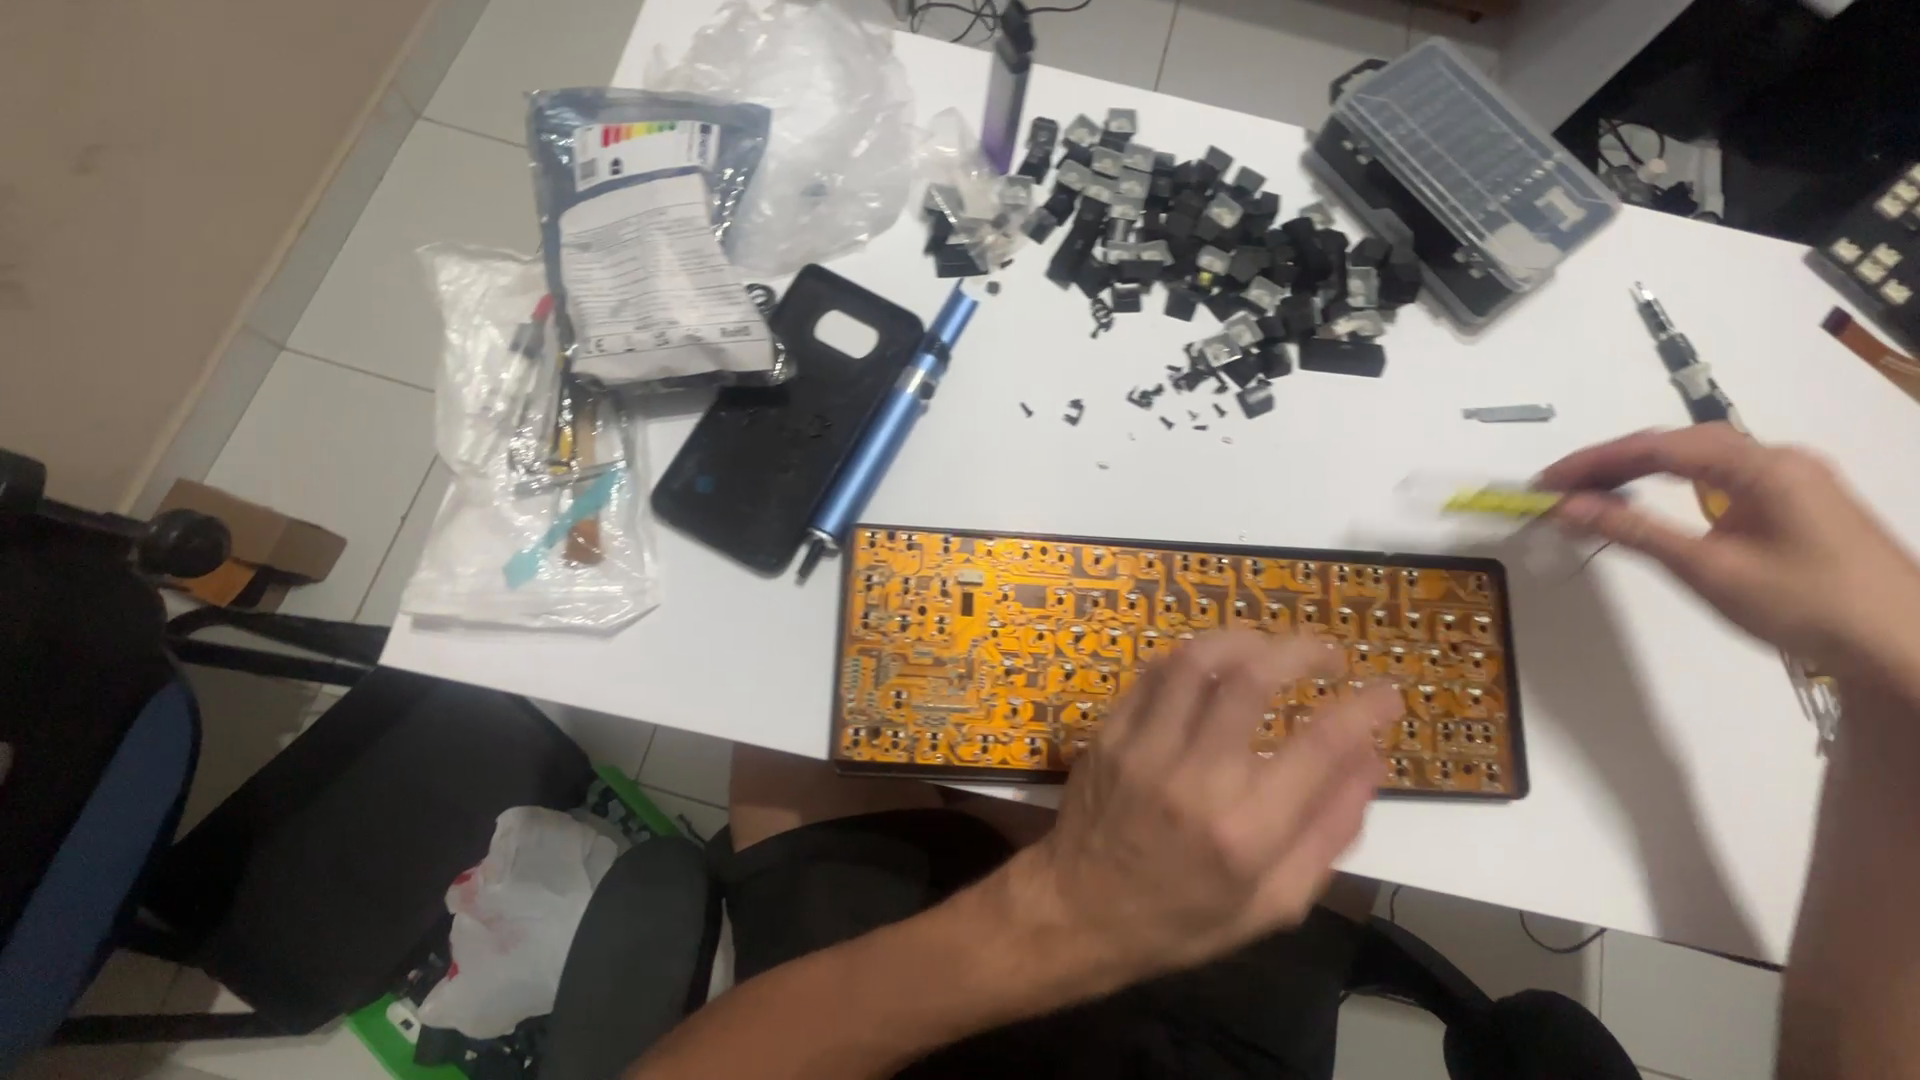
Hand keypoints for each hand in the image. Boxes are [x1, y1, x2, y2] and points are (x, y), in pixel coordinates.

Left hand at [1004, 629, 1396, 984]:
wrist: (1080, 912)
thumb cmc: (1184, 919)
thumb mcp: (1274, 903)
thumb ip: (1328, 831)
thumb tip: (1371, 759)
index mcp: (1244, 832)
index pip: (1321, 744)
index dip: (1364, 707)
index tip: (1386, 694)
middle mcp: (1194, 779)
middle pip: (1253, 680)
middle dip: (1302, 651)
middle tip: (1328, 655)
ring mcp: (1142, 749)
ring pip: (1196, 661)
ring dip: (1245, 642)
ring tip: (1271, 651)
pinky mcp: (1109, 734)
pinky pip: (1155, 674)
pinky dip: (1194, 660)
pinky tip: (1216, 670)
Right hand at [1538, 424, 1919, 682]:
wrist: (1903, 647)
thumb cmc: (1805, 605)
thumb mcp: (1707, 569)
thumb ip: (1633, 531)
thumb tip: (1568, 507)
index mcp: (1763, 466)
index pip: (1659, 448)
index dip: (1594, 461)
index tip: (1545, 482)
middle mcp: (1779, 460)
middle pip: (1678, 444)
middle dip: (1611, 462)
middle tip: (1558, 487)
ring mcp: (1793, 479)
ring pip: (1699, 458)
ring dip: (1639, 470)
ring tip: (1590, 493)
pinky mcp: (1797, 502)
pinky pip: (1718, 476)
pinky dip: (1670, 483)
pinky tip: (1648, 500)